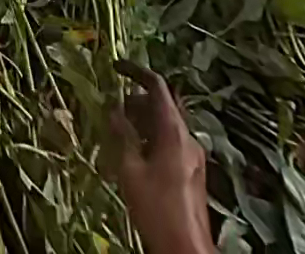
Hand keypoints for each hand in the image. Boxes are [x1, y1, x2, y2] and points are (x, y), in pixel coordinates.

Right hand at [108, 62, 214, 253]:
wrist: (186, 250)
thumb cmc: (157, 208)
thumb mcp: (131, 170)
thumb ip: (122, 134)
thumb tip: (112, 108)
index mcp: (174, 130)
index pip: (157, 86)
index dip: (135, 72)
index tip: (115, 68)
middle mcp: (187, 137)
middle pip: (161, 105)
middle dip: (135, 102)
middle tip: (111, 110)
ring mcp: (192, 155)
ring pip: (164, 125)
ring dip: (141, 122)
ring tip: (117, 134)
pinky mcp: (191, 171)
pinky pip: (170, 142)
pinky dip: (150, 139)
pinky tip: (133, 157)